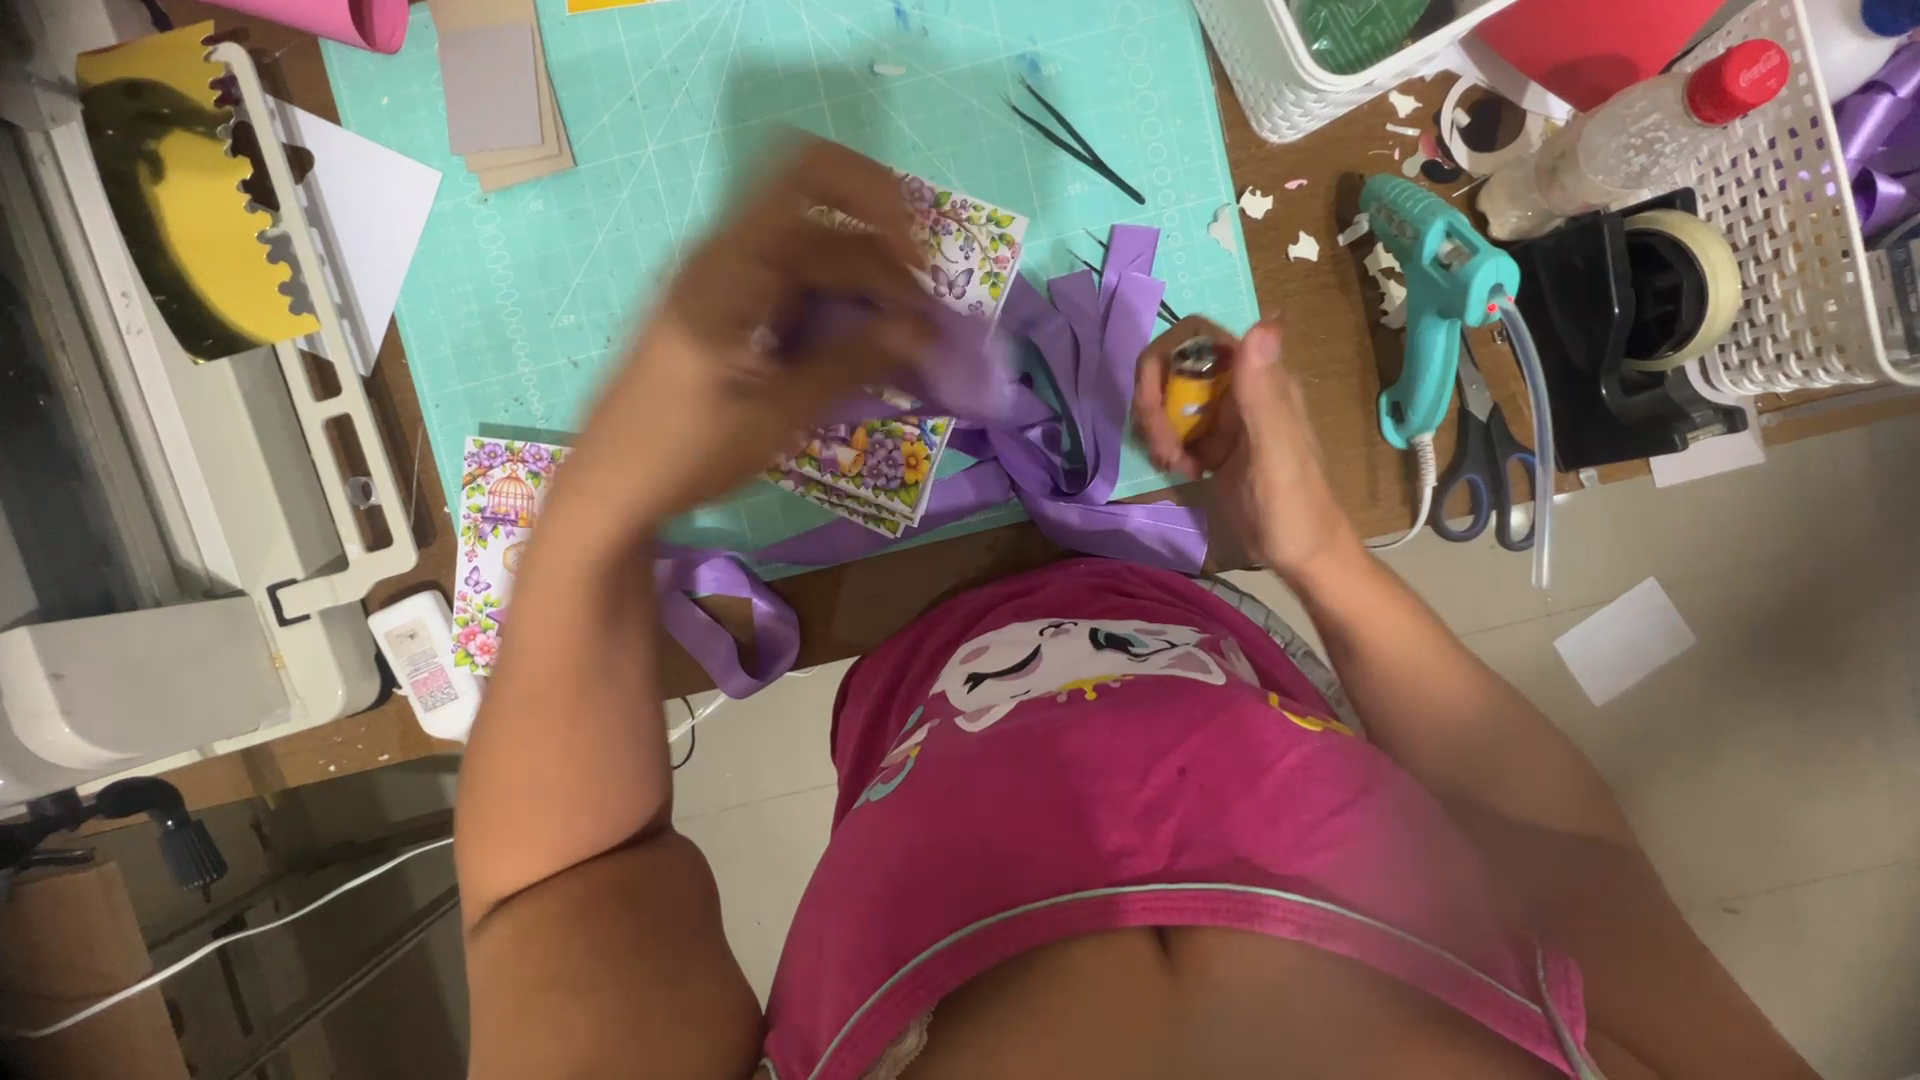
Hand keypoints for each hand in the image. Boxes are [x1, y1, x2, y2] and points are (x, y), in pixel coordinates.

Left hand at [544, 136, 931, 546]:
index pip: (811, 174)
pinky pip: (789, 291)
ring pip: (810, 261)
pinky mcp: (723, 314)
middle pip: (823, 228)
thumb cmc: (684, 450)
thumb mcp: (777, 412)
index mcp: (731, 263)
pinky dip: (831, 309)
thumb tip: (921, 331)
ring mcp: (722, 285)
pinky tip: (855, 352)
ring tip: (900, 345)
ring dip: (863, 291)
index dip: (876, 199)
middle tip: (922, 330)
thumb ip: (851, 362)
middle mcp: (726, 257)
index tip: (916, 262)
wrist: (610, 486)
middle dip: (884, 266)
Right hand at [1134, 316, 1363, 584]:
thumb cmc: (1294, 508)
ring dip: (1158, 429)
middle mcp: (1240, 389)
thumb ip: (1263, 394)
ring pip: (1169, 399)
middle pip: (1175, 368)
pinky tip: (1183, 473)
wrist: (1301, 555)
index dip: (1166, 361)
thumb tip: (1261, 324)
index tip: (1155, 404)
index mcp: (1261, 380)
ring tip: (1175, 464)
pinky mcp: (1212, 444)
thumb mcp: (1276, 453)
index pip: (1199, 340)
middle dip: (1155, 403)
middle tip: (1164, 447)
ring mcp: (1224, 418)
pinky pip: (1174, 429)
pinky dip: (1167, 448)